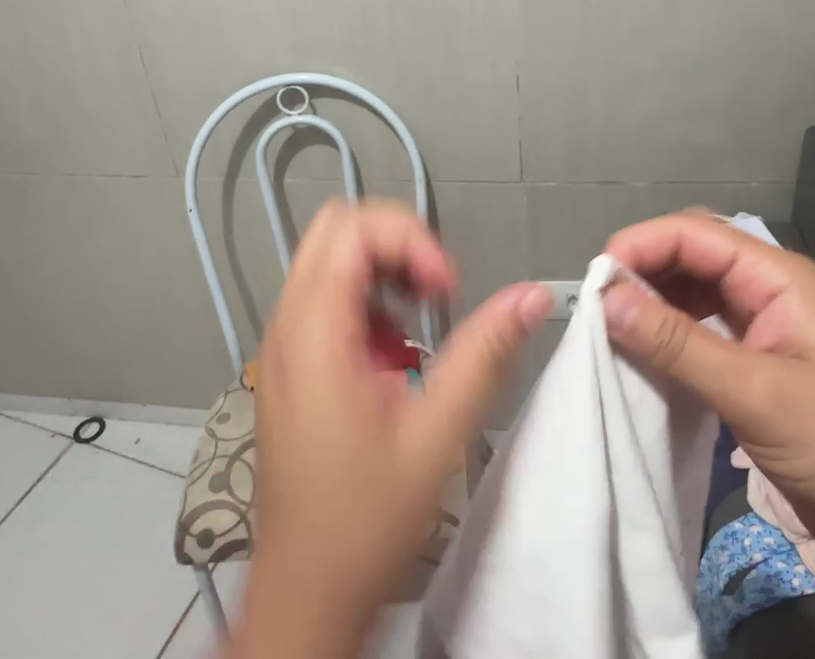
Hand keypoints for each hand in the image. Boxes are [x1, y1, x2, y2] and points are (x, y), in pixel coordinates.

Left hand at [231, 200, 551, 658]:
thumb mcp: (438, 433)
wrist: (309, 586)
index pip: (351, 227)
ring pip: (331, 263)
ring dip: (384, 278)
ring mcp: (284, 345)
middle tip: (438, 292)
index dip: (410, 239)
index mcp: (313, 332)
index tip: (448, 287)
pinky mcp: (293, 365)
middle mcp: (287, 326)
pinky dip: (369, 309)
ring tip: (420, 333)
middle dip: (397, 246)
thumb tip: (530, 296)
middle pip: (336, 231)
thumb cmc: (363, 519)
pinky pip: (328, 303)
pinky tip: (396, 361)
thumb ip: (486, 353)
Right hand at [600, 212, 814, 658]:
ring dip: (651, 306)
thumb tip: (606, 298)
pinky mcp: (757, 367)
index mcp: (779, 278)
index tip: (594, 282)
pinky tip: (642, 358)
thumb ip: (678, 344)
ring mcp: (764, 330)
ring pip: (693, 295)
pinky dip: (667, 339)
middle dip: (642, 271)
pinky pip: (701, 335)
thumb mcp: (758, 394)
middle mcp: (768, 292)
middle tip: (596, 308)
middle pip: (692, 257)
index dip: (641, 245)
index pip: (695, 234)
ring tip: (609, 332)